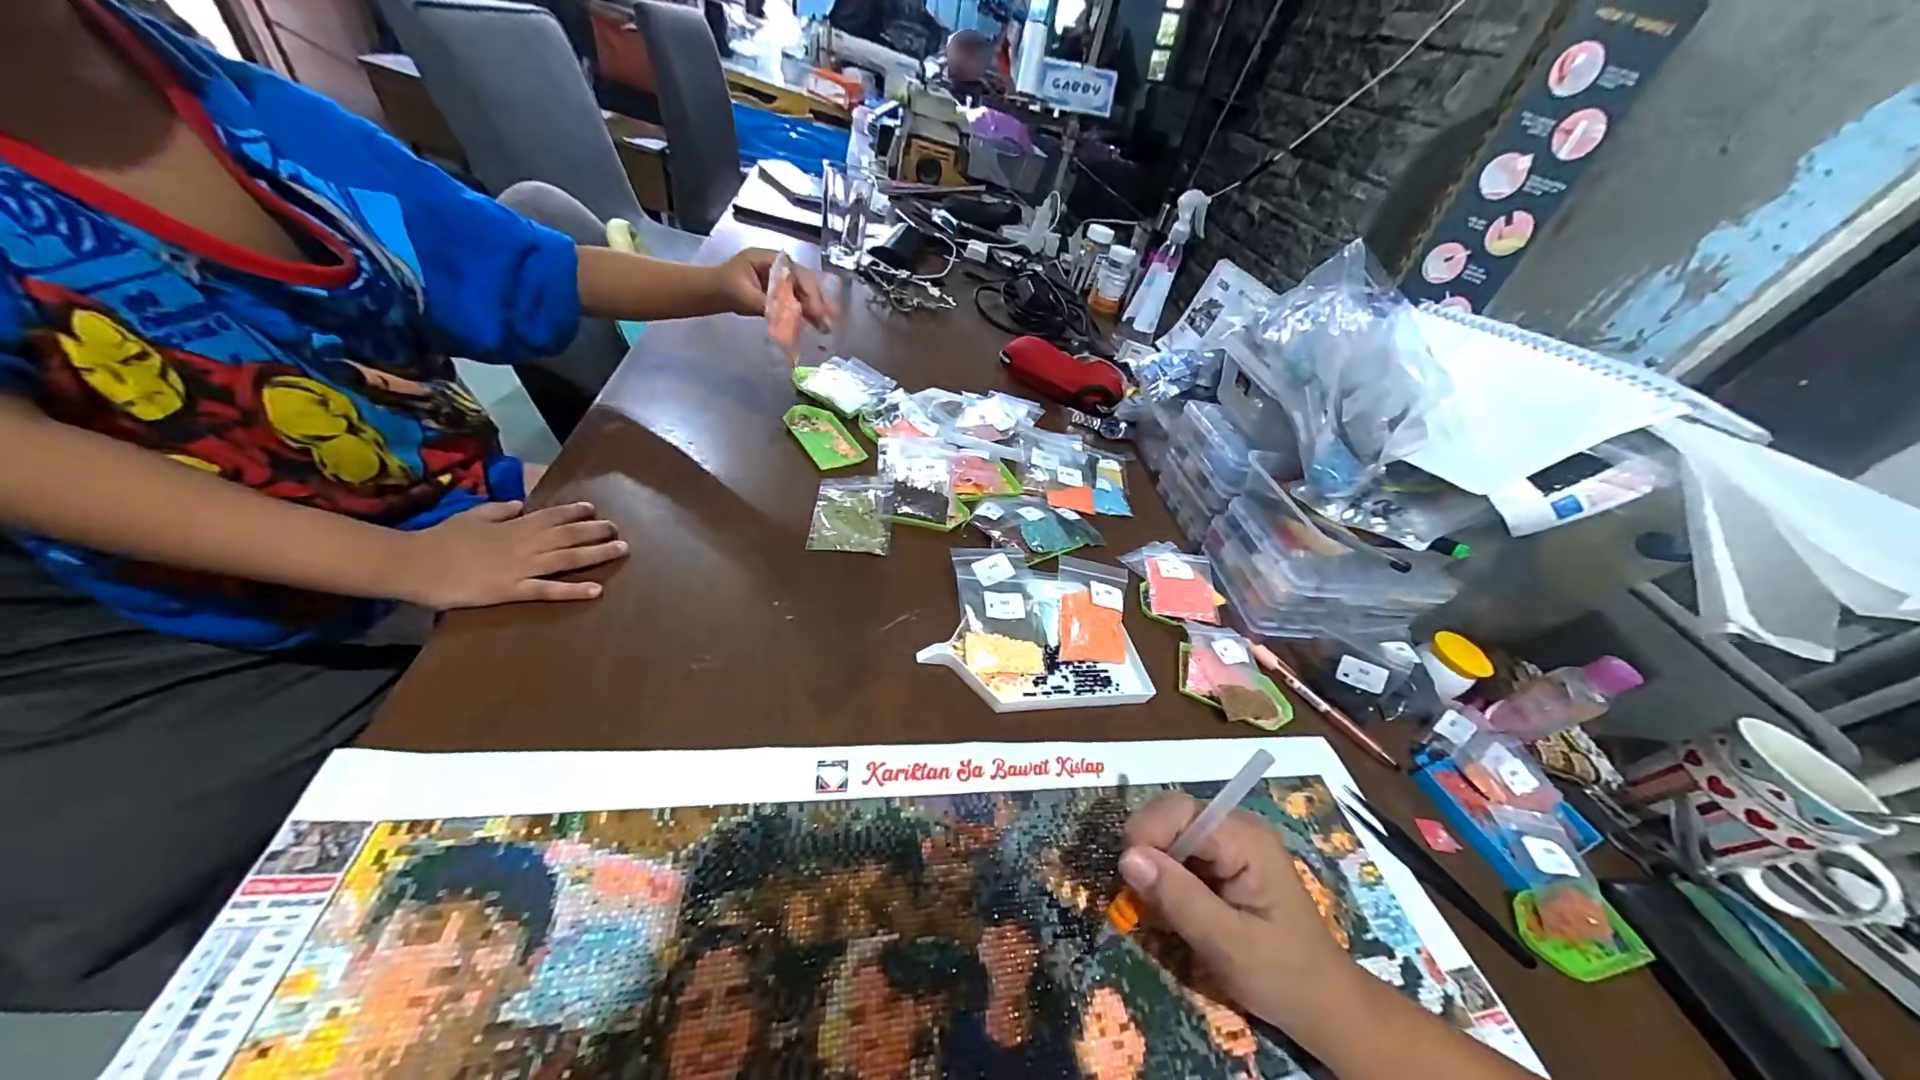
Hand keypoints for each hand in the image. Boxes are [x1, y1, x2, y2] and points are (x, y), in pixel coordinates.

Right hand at [393, 500, 626, 608]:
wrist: (413, 563)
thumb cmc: (441, 538)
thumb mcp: (472, 515)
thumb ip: (499, 510)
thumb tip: (521, 505)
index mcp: (514, 526)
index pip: (552, 515)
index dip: (575, 512)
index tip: (594, 509)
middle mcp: (525, 543)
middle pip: (569, 535)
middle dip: (596, 531)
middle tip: (618, 529)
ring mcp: (521, 567)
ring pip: (567, 558)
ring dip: (597, 554)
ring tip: (621, 550)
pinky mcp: (512, 590)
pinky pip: (549, 590)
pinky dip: (574, 590)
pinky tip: (596, 590)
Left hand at [711, 248, 834, 329]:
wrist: (712, 292)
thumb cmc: (725, 287)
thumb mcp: (744, 296)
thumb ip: (766, 304)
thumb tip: (787, 316)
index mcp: (770, 259)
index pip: (796, 272)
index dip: (809, 291)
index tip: (817, 309)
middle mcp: (779, 266)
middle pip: (805, 282)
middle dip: (817, 301)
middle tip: (827, 321)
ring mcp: (780, 278)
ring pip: (804, 292)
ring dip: (815, 308)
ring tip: (825, 326)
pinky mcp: (780, 291)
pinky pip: (796, 300)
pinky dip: (806, 312)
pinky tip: (815, 324)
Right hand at [1119, 793, 1351, 1026]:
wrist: (1325, 1006)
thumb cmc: (1283, 976)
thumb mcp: (1228, 944)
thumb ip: (1179, 898)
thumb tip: (1127, 857)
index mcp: (1245, 839)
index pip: (1179, 811)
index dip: (1146, 833)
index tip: (1127, 876)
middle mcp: (1236, 829)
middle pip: (1171, 817)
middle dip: (1147, 852)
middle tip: (1141, 897)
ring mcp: (1230, 844)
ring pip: (1170, 835)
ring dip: (1154, 867)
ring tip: (1157, 909)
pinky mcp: (1224, 861)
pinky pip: (1180, 853)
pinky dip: (1166, 878)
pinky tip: (1171, 908)